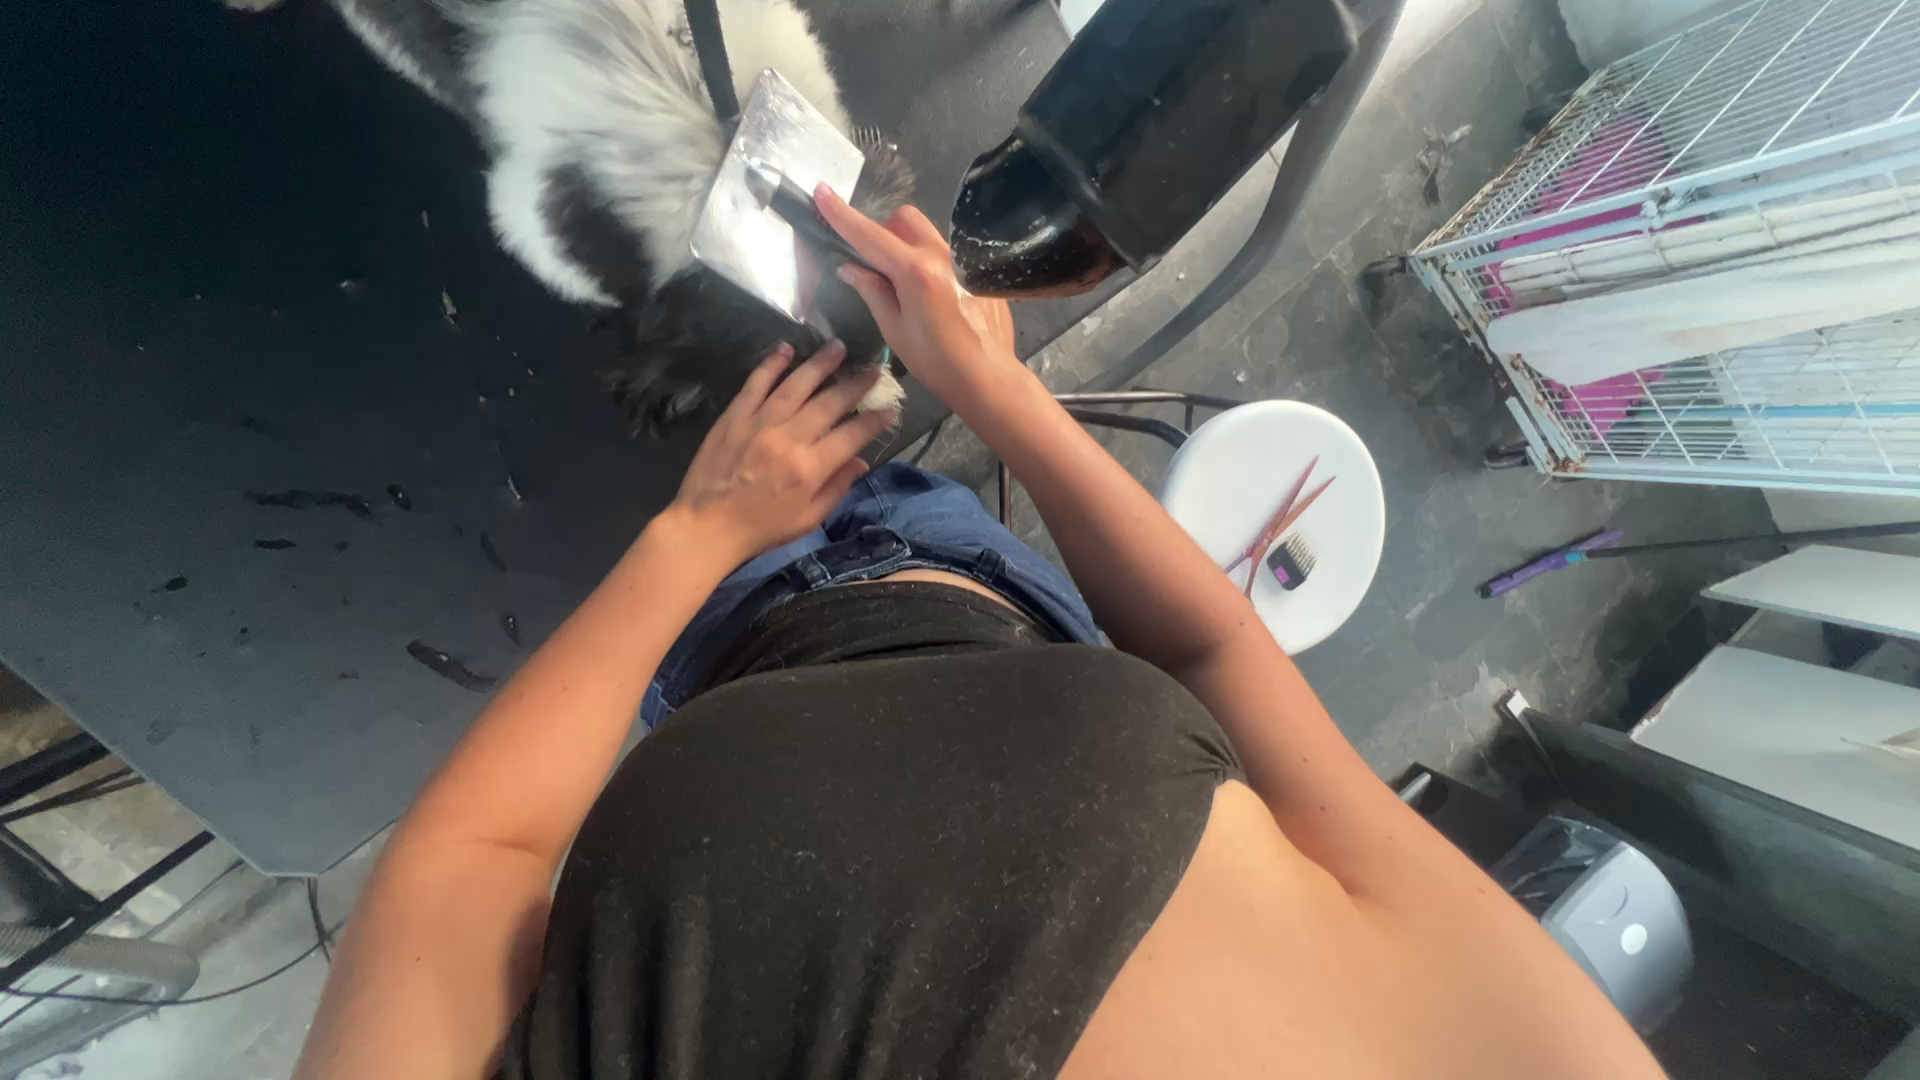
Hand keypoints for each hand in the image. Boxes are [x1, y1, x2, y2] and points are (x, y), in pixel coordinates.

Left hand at [664, 341, 896, 565]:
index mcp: (809, 469)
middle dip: (856, 384)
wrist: (706, 526)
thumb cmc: (762, 528)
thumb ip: (837, 487)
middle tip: (874, 369)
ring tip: (838, 347)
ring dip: (820, 364)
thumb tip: (861, 461)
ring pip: (796, 385)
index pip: (852, 435)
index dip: (875, 420)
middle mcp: (788, 439)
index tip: (890, 408)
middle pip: (829, 403)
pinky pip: (756, 383)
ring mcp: (759, 423)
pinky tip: (787, 348)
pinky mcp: (734, 416)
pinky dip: (772, 364)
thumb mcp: (809, 519)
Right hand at [814, 186, 1020, 400]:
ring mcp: (964, 260)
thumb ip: (872, 292)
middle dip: (884, 231)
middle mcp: (941, 255)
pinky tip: (938, 299)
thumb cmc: (937, 363)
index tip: (822, 192)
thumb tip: (849, 268)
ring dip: (909, 247)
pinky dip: (932, 264)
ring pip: (928, 234)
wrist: (988, 377)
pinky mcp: (980, 271)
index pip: (870, 236)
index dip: (842, 215)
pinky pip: (948, 254)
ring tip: (909, 287)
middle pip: (904, 219)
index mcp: (915, 272)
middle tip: (878, 266)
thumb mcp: (895, 331)